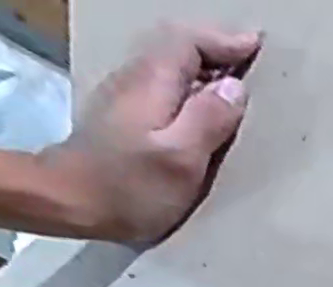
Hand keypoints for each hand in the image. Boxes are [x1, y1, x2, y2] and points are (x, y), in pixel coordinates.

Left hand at [37, 24, 261, 244]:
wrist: (72, 200)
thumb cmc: (133, 185)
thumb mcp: (180, 157)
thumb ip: (208, 119)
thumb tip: (237, 88)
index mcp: (152, 86)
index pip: (185, 44)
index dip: (223, 40)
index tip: (260, 45)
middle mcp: (138, 82)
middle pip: (176, 47)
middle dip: (216, 46)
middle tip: (256, 55)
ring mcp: (133, 99)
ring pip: (173, 65)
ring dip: (208, 64)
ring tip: (244, 75)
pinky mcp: (134, 118)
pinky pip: (171, 86)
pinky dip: (198, 84)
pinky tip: (215, 100)